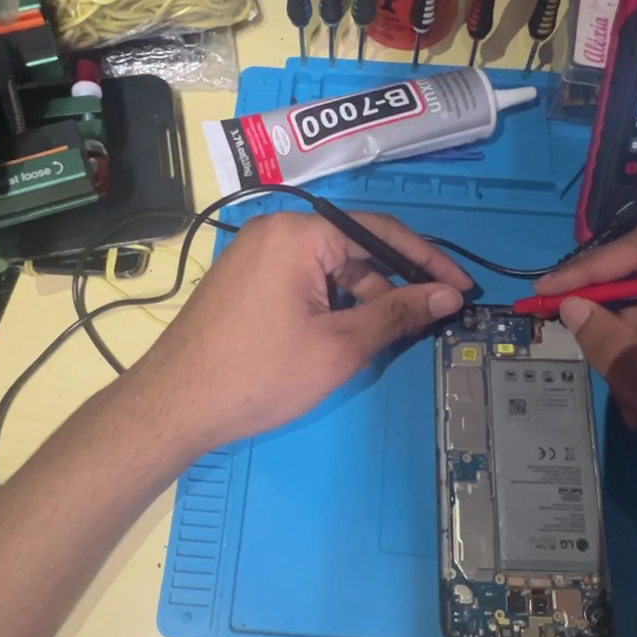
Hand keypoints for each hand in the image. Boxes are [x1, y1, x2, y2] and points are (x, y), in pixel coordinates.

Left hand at [127, 210, 471, 450]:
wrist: (175, 405)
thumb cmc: (260, 374)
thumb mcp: (340, 346)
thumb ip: (398, 314)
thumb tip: (447, 295)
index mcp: (298, 234)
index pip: (380, 233)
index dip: (427, 261)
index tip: (460, 286)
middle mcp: (275, 232)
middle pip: (354, 250)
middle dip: (394, 285)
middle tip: (428, 318)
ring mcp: (256, 255)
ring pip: (329, 270)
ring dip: (363, 300)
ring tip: (388, 336)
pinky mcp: (247, 280)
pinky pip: (305, 281)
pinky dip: (333, 305)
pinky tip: (348, 335)